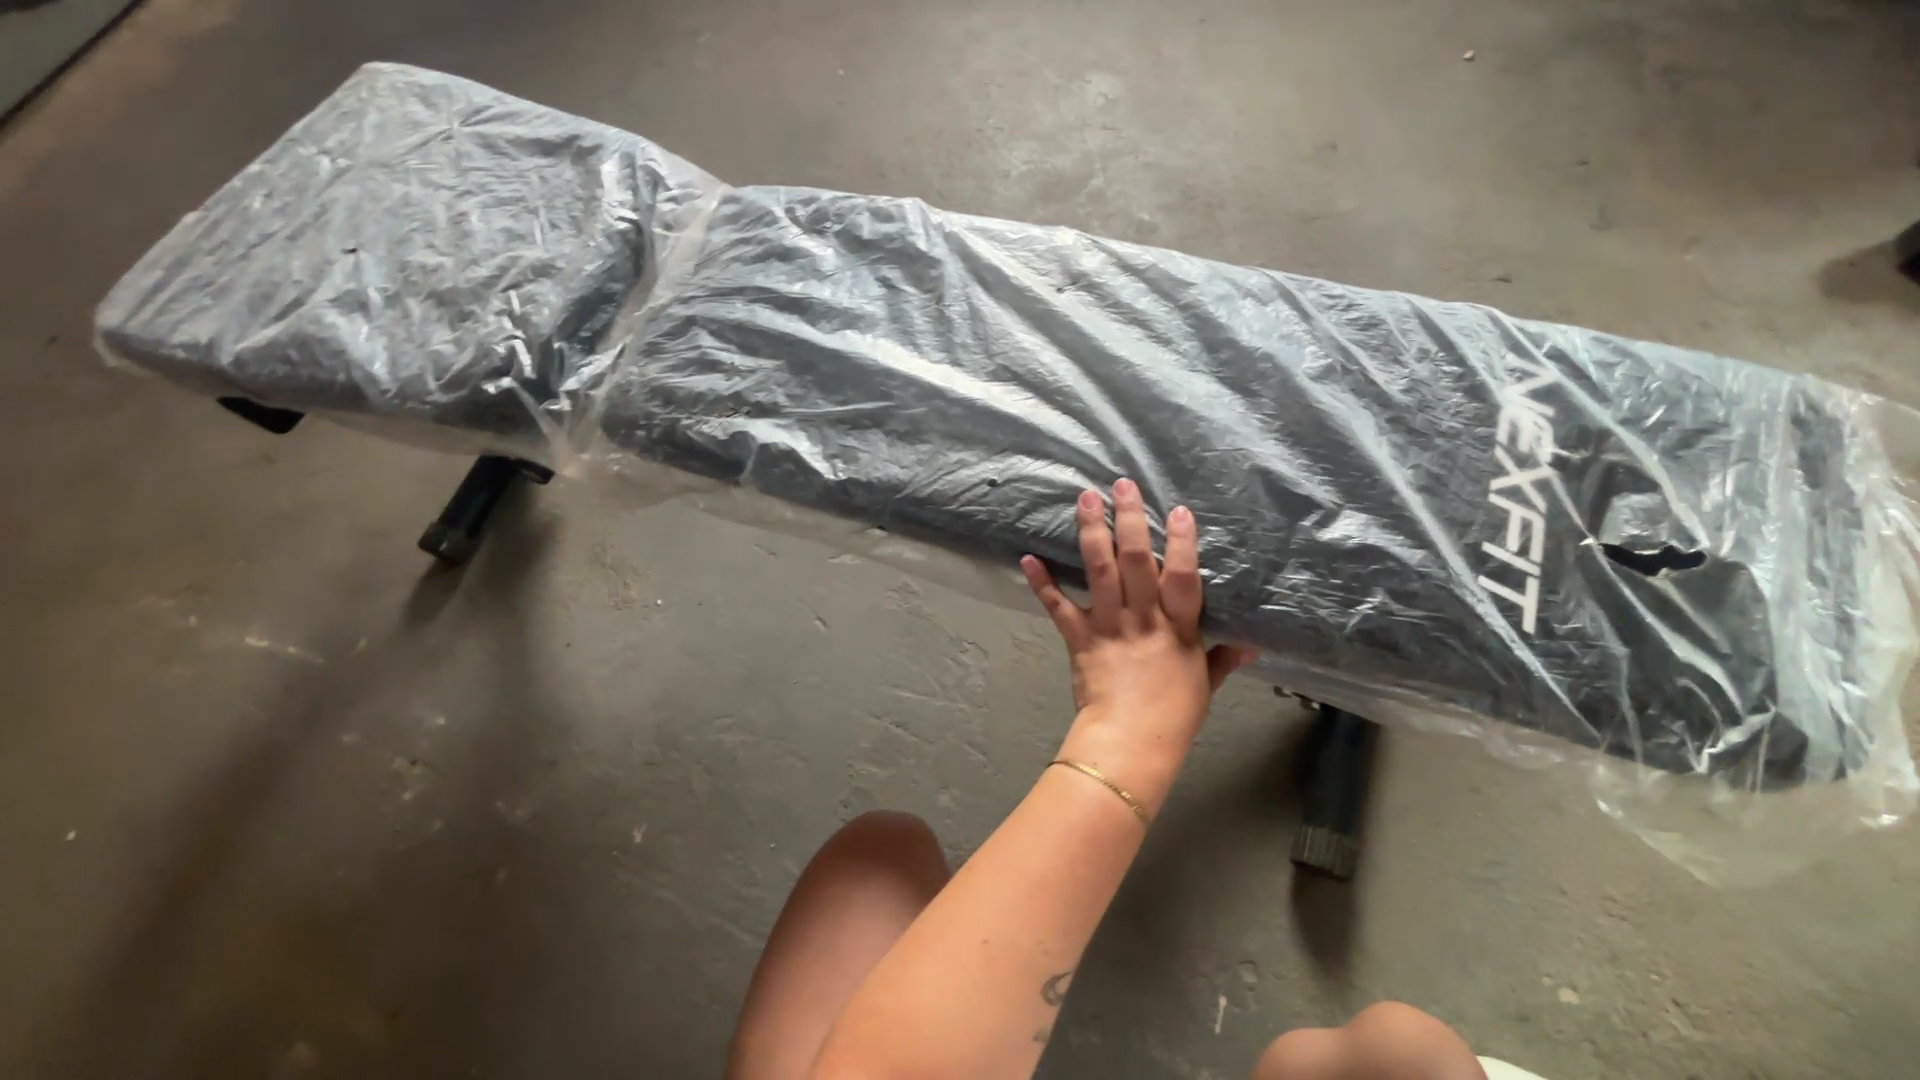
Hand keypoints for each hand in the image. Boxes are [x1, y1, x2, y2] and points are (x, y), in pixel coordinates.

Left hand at [1020, 479, 1255, 809]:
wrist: (1131, 743)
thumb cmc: (1173, 716)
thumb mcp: (1204, 685)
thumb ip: (1223, 659)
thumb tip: (1250, 645)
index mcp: (1178, 628)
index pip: (1182, 577)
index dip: (1180, 542)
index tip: (1178, 511)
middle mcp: (1143, 618)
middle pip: (1135, 560)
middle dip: (1128, 519)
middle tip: (1121, 485)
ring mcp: (1109, 625)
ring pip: (1098, 571)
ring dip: (1090, 531)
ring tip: (1084, 499)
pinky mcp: (1079, 638)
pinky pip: (1057, 606)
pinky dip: (1042, 582)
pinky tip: (1028, 557)